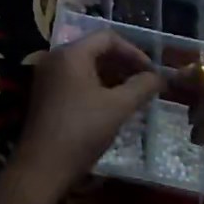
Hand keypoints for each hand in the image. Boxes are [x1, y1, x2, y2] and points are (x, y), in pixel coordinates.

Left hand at [9, 30, 164, 196]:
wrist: (43, 165)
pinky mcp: (45, 94)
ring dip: (111, 76)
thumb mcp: (118, 107)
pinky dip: (96, 86)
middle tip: (146, 84)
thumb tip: (160, 77)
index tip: (152, 72)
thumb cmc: (82, 130)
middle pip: (95, 50)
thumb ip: (142, 86)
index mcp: (70, 54)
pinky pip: (75, 80)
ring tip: (134, 95)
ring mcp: (47, 76)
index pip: (107, 37)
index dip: (134, 51)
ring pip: (85, 66)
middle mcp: (55, 58)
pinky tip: (112, 105)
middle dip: (123, 64)